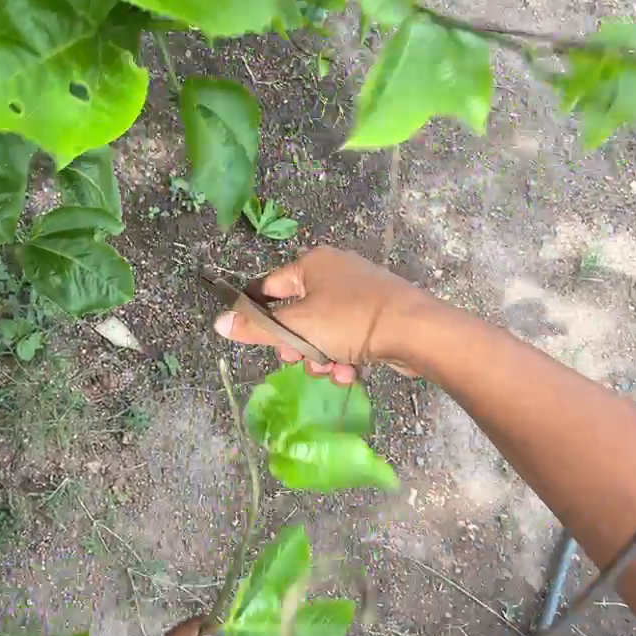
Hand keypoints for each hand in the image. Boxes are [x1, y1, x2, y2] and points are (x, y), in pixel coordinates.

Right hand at [213, 246, 430, 384]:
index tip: (259, 341)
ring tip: (329, 370)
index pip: (268, 287)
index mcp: (311, 263)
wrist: (416, 332)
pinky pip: (347, 334)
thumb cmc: (349, 321)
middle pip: (296, 312)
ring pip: (322, 328)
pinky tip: (349, 371)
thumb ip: (255, 328)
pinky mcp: (379, 313)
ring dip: (320, 355)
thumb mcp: (295, 327)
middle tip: (298, 360)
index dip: (258, 315)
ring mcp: (359, 291)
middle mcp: (335, 270)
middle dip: (295, 344)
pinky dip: (343, 354)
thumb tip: (218, 323)